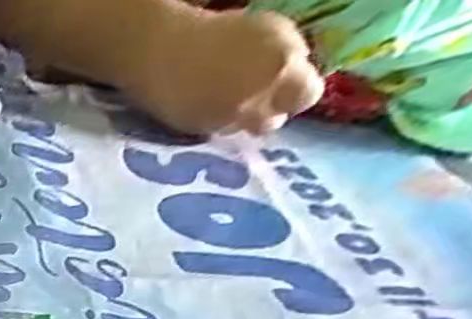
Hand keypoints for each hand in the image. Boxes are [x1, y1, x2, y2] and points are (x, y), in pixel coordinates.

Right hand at [128, 8, 323, 134]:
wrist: (163, 56)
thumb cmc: (220, 33)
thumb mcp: (272, 32)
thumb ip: (288, 56)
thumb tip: (292, 73)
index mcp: (280, 71)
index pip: (308, 96)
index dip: (300, 92)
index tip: (292, 84)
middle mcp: (254, 104)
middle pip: (272, 122)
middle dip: (269, 111)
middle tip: (259, 97)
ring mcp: (223, 122)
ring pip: (242, 130)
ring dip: (241, 118)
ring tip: (228, 101)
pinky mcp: (195, 134)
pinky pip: (216, 133)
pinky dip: (216, 121)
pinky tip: (207, 106)